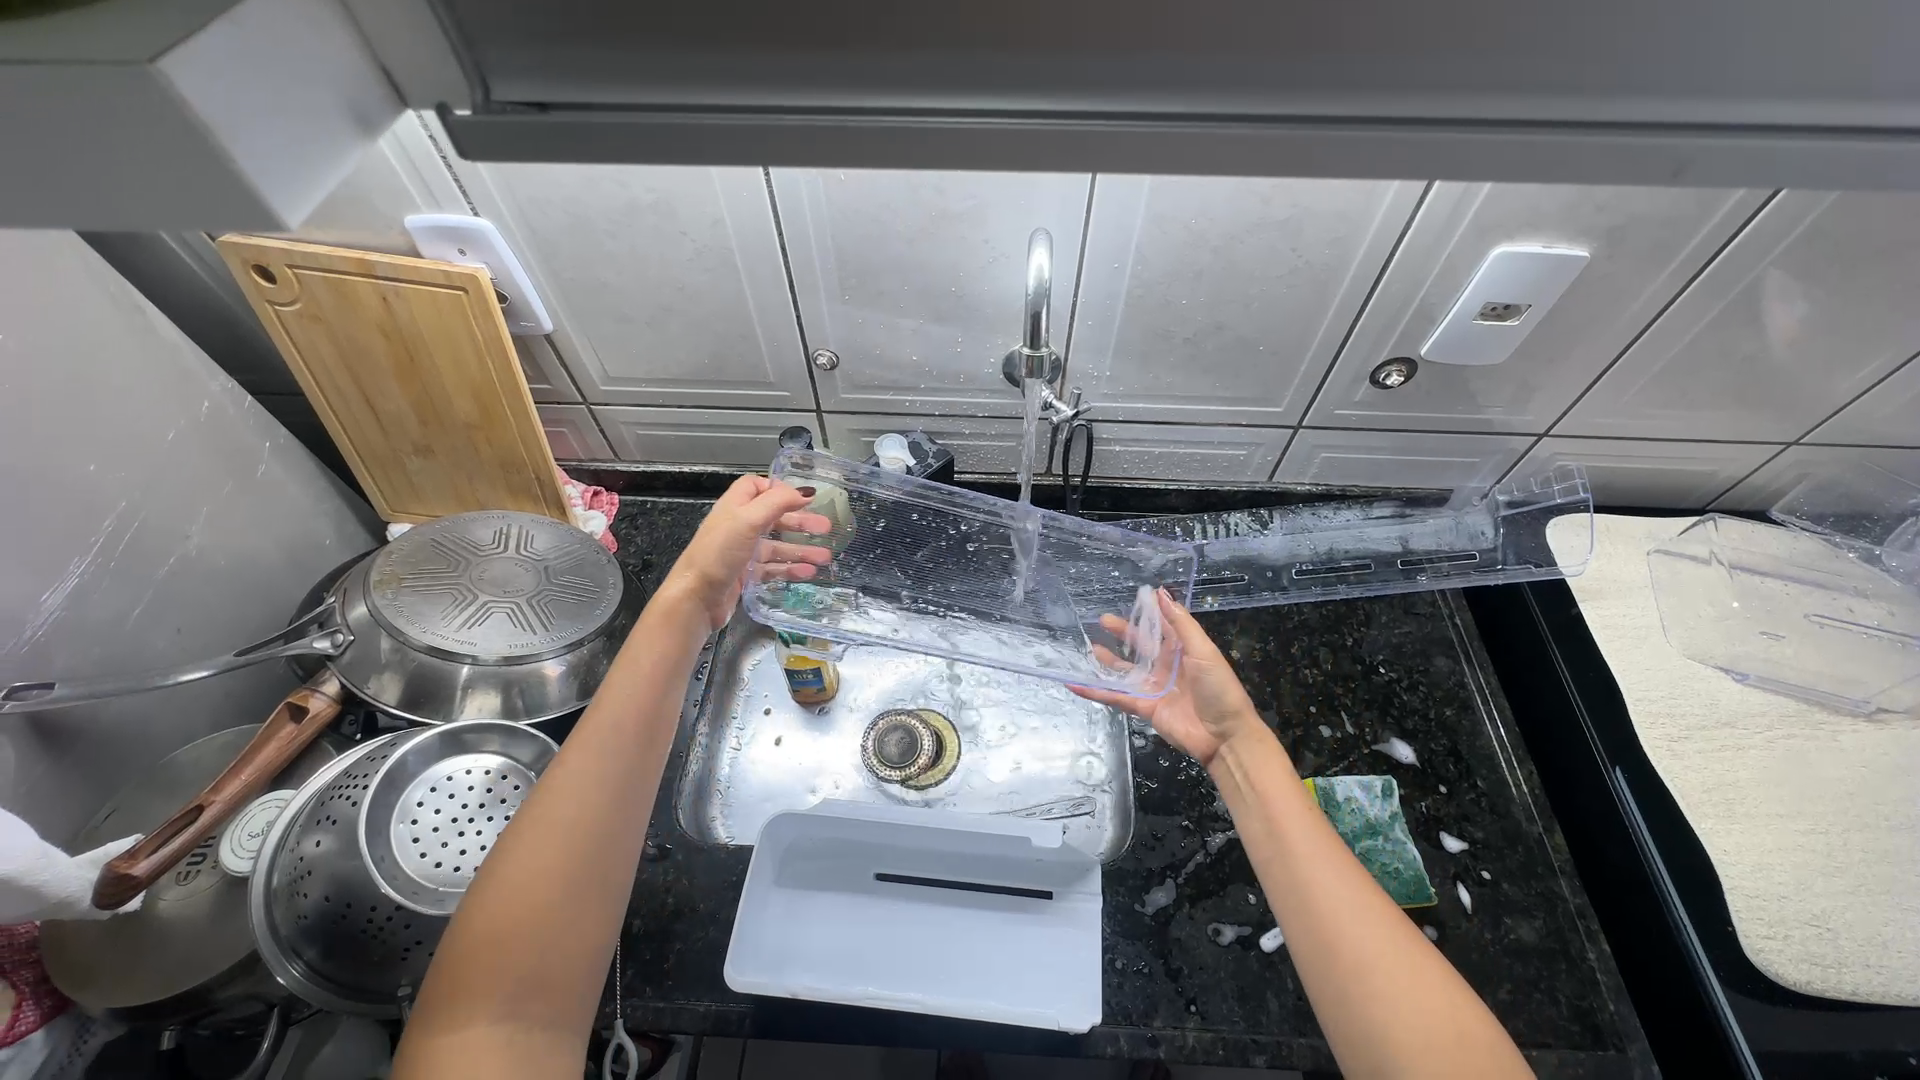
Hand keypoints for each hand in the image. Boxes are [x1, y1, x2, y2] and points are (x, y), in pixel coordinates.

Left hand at [657, 475, 832, 631]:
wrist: (696, 598)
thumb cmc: (719, 554)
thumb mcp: (748, 521)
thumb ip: (777, 502)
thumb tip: (805, 491)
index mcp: (734, 507)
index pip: (756, 487)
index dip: (779, 489)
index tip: (804, 498)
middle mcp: (738, 526)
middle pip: (773, 517)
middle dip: (800, 522)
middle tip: (826, 528)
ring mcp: (741, 552)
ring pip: (777, 545)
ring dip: (801, 549)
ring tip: (825, 557)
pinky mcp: (745, 575)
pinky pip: (773, 568)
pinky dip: (791, 569)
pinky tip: (809, 573)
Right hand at [1071, 590, 1271, 768]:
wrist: (1223, 735)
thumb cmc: (1218, 688)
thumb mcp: (1203, 650)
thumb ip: (1180, 623)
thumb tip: (1161, 594)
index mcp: (1183, 650)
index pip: (1162, 627)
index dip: (1149, 613)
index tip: (1134, 598)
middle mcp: (1166, 666)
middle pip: (1140, 645)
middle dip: (1123, 633)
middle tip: (1102, 620)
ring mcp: (1153, 687)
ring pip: (1125, 671)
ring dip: (1108, 661)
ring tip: (1089, 649)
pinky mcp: (1143, 707)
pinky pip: (1116, 696)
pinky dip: (1096, 691)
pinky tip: (1076, 684)